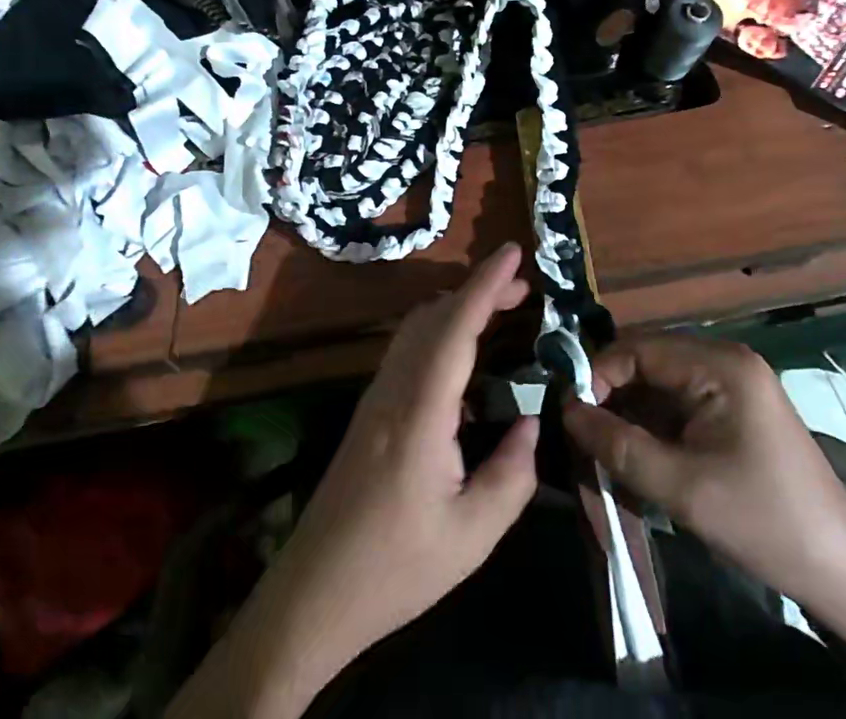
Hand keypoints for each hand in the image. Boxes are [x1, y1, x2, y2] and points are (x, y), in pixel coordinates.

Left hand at [167, 244, 539, 718]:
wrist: (315, 593)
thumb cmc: (396, 568)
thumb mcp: (473, 533)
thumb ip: (512, 474)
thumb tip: (530, 422)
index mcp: (419, 413)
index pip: (455, 329)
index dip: (486, 285)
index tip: (515, 252)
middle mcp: (391, 392)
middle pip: (432, 318)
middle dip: (477, 291)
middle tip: (523, 288)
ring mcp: (374, 402)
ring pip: (414, 331)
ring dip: (456, 310)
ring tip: (500, 313)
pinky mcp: (368, 416)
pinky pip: (406, 354)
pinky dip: (440, 334)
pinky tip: (464, 361)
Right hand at [559, 333, 845, 608]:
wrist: (837, 567)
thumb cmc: (760, 520)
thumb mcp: (678, 485)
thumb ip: (615, 443)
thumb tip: (565, 409)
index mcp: (720, 366)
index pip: (637, 348)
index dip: (597, 375)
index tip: (573, 417)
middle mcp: (725, 361)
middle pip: (646, 361)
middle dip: (610, 395)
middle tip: (583, 434)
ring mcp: (731, 384)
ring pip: (657, 384)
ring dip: (628, 413)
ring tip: (603, 449)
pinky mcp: (732, 408)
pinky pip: (676, 403)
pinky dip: (650, 425)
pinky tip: (634, 455)